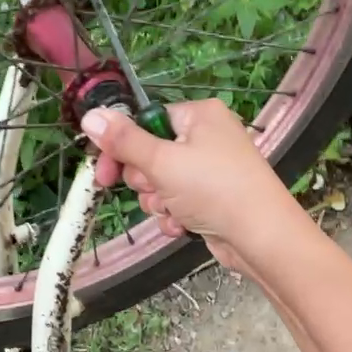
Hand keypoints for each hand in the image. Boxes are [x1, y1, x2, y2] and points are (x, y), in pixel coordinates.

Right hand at [80, 100, 301, 270]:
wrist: (260, 237)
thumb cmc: (213, 189)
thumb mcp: (162, 162)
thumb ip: (124, 141)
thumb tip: (90, 116)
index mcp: (198, 115)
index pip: (146, 121)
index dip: (122, 148)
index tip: (105, 173)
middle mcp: (206, 137)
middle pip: (151, 154)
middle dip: (146, 181)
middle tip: (155, 190)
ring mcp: (211, 170)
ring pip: (161, 184)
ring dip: (159, 202)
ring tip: (175, 210)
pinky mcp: (212, 200)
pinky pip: (178, 203)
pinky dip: (175, 216)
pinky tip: (183, 226)